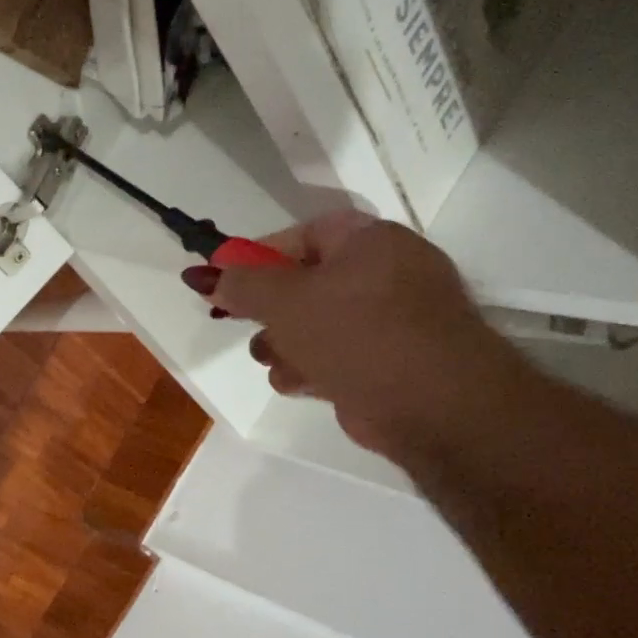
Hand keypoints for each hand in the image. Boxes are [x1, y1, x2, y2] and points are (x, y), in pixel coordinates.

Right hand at [189, 211, 523, 456]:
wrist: (434, 403)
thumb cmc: (356, 333)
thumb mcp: (283, 300)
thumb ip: (239, 284)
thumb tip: (203, 275)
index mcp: (370, 242)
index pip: (302, 234)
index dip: (256, 256)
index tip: (222, 282)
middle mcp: (386, 272)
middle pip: (301, 282)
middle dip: (266, 309)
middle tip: (237, 321)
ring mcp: (390, 318)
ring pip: (309, 323)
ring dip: (282, 345)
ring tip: (279, 361)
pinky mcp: (386, 359)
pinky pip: (331, 354)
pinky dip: (310, 368)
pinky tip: (304, 383)